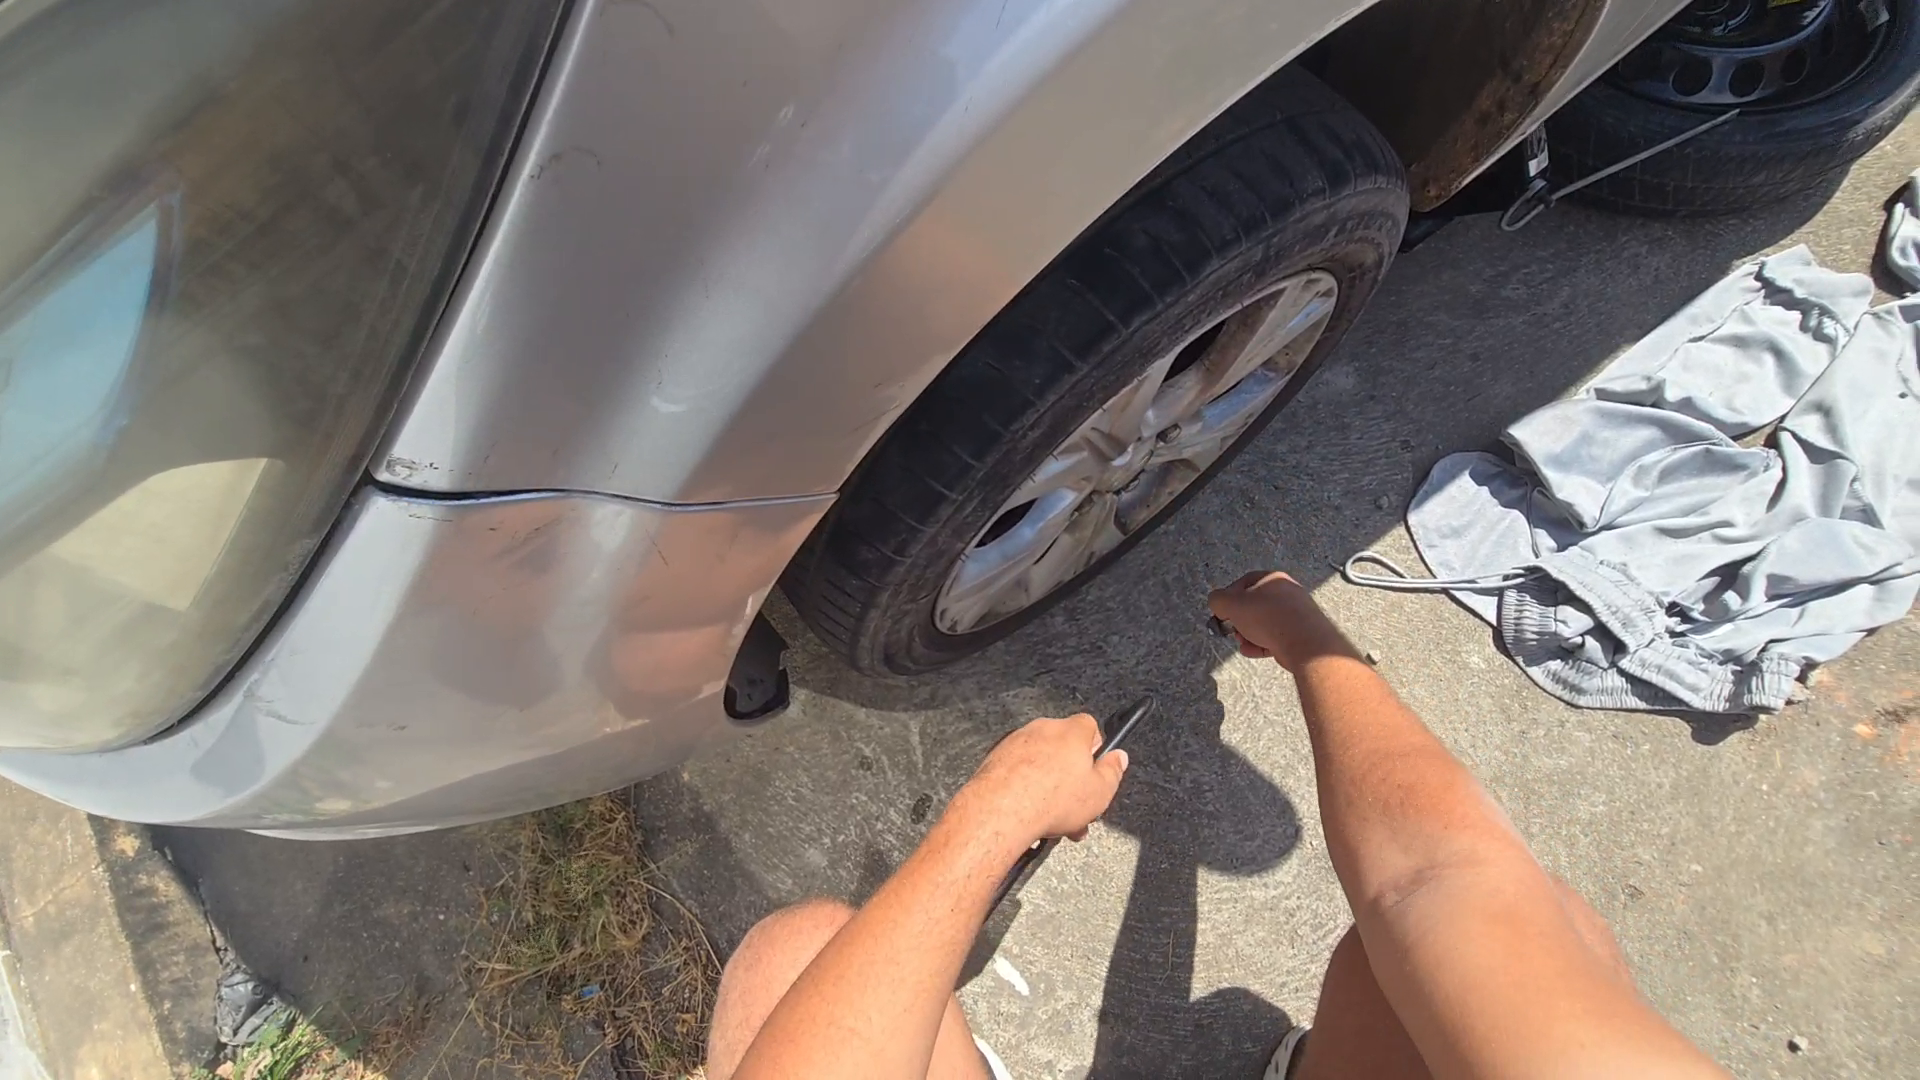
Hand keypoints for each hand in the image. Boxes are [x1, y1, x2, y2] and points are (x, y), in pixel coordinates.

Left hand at [958, 714, 1127, 848]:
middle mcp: (1043, 729)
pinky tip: (1028, 809)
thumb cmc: (1050, 800)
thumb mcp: (1099, 793)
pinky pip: (1018, 767)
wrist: (1000, 809)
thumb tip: (1119, 758)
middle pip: (1064, 746)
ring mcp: (1016, 740)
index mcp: (1071, 731)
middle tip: (1074, 803)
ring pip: (1040, 760)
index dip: (1095, 748)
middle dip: (1070, 774)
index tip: (1095, 768)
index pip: (1090, 725)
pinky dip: (1024, 784)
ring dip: (1048, 782)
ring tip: (1051, 816)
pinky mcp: (996, 756)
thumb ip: (1113, 771)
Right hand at [1208, 571, 1357, 671]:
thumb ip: (1217, 600)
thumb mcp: (1230, 604)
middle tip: (1233, 629)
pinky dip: (1262, 644)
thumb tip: (1217, 603)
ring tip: (1244, 643)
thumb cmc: (1267, 617)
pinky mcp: (1301, 633)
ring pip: (1264, 623)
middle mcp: (1287, 592)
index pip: (1243, 583)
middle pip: (1254, 605)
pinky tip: (1253, 650)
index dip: (1228, 598)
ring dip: (1249, 634)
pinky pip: (1276, 636)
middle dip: (1240, 620)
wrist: (1304, 642)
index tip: (1222, 612)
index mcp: (1272, 579)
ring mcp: (1296, 613)